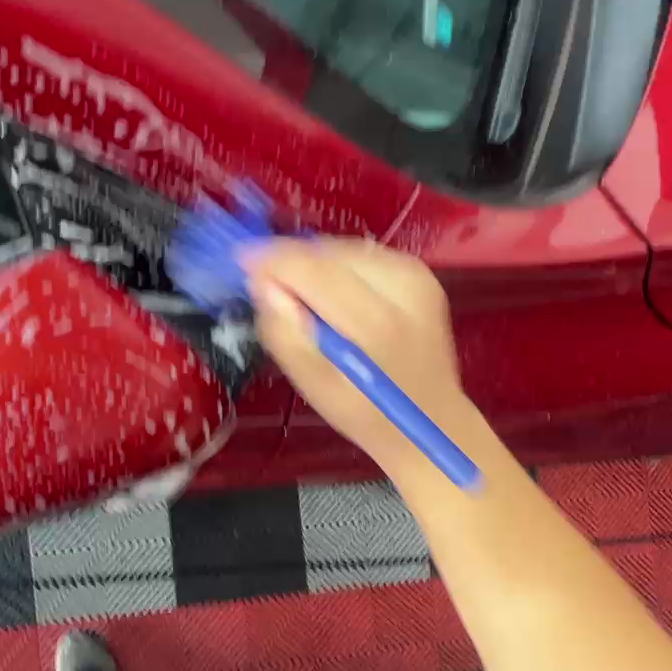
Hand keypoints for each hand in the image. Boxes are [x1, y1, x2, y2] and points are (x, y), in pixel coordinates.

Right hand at [244, 239, 471, 473]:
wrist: (430, 419)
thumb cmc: (367, 415)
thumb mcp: (316, 389)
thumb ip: (287, 337)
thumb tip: (263, 285)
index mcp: (375, 324)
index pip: (313, 270)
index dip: (272, 260)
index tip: (241, 260)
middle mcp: (402, 287)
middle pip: (329, 254)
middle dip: (293, 264)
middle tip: (270, 291)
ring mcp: (416, 276)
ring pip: (345, 250)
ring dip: (315, 266)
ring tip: (302, 299)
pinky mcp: (420, 273)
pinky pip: (363, 256)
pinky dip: (339, 269)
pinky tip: (334, 298)